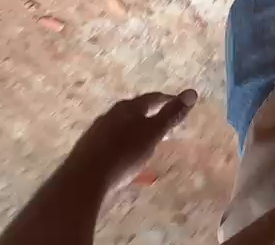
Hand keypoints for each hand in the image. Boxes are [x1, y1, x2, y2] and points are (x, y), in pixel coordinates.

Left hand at [61, 90, 196, 189]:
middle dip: (150, 115)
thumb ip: (172, 114)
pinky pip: (110, 141)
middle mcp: (111, 114)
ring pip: (121, 126)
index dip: (168, 101)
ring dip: (134, 130)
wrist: (82, 181)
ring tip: (144, 141)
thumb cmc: (123, 154)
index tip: (180, 105)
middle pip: (135, 111)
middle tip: (164, 123)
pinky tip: (123, 156)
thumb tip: (192, 92)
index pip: (153, 98)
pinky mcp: (86, 150)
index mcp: (129, 107)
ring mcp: (96, 131)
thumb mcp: (153, 134)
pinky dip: (121, 144)